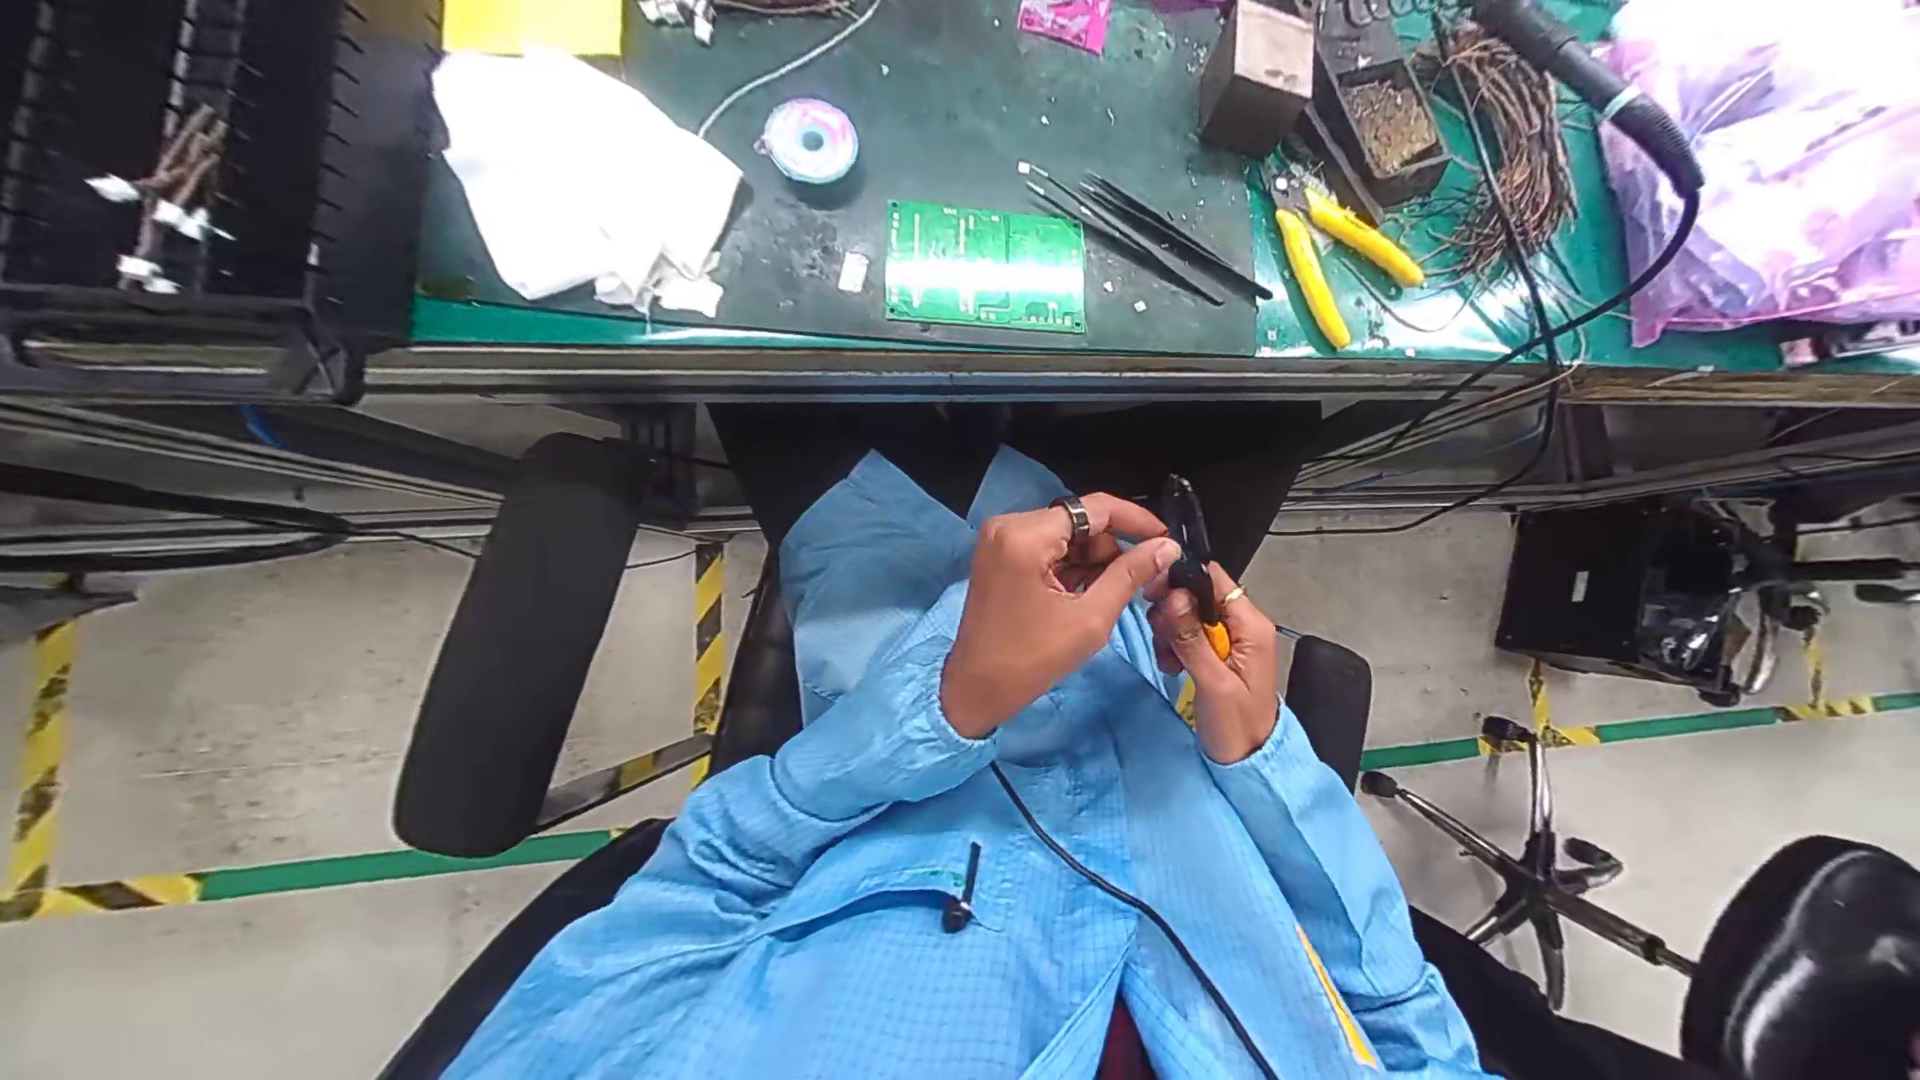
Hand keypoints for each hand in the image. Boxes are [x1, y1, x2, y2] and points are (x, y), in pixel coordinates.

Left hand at [942, 494, 1179, 737]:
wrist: (977, 688)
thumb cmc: (1031, 660)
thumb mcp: (1090, 618)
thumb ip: (1130, 574)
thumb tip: (1166, 547)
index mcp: (1024, 536)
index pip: (1094, 507)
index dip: (1137, 520)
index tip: (1166, 539)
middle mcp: (1007, 525)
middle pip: (1080, 520)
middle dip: (1111, 548)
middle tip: (1137, 582)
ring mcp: (1000, 538)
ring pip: (1066, 534)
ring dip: (1092, 560)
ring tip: (1104, 596)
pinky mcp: (999, 553)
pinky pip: (1047, 546)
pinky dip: (1070, 566)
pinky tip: (1082, 594)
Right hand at [1148, 563, 1279, 763]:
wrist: (1248, 760)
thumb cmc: (1237, 726)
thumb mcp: (1213, 682)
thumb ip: (1193, 638)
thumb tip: (1174, 596)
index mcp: (1251, 625)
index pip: (1213, 578)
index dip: (1180, 580)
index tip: (1153, 597)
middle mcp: (1242, 624)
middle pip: (1196, 593)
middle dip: (1171, 611)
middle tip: (1163, 639)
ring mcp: (1229, 637)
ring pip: (1187, 613)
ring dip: (1169, 631)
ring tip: (1169, 659)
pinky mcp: (1216, 651)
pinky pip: (1187, 633)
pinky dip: (1172, 644)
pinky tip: (1172, 664)